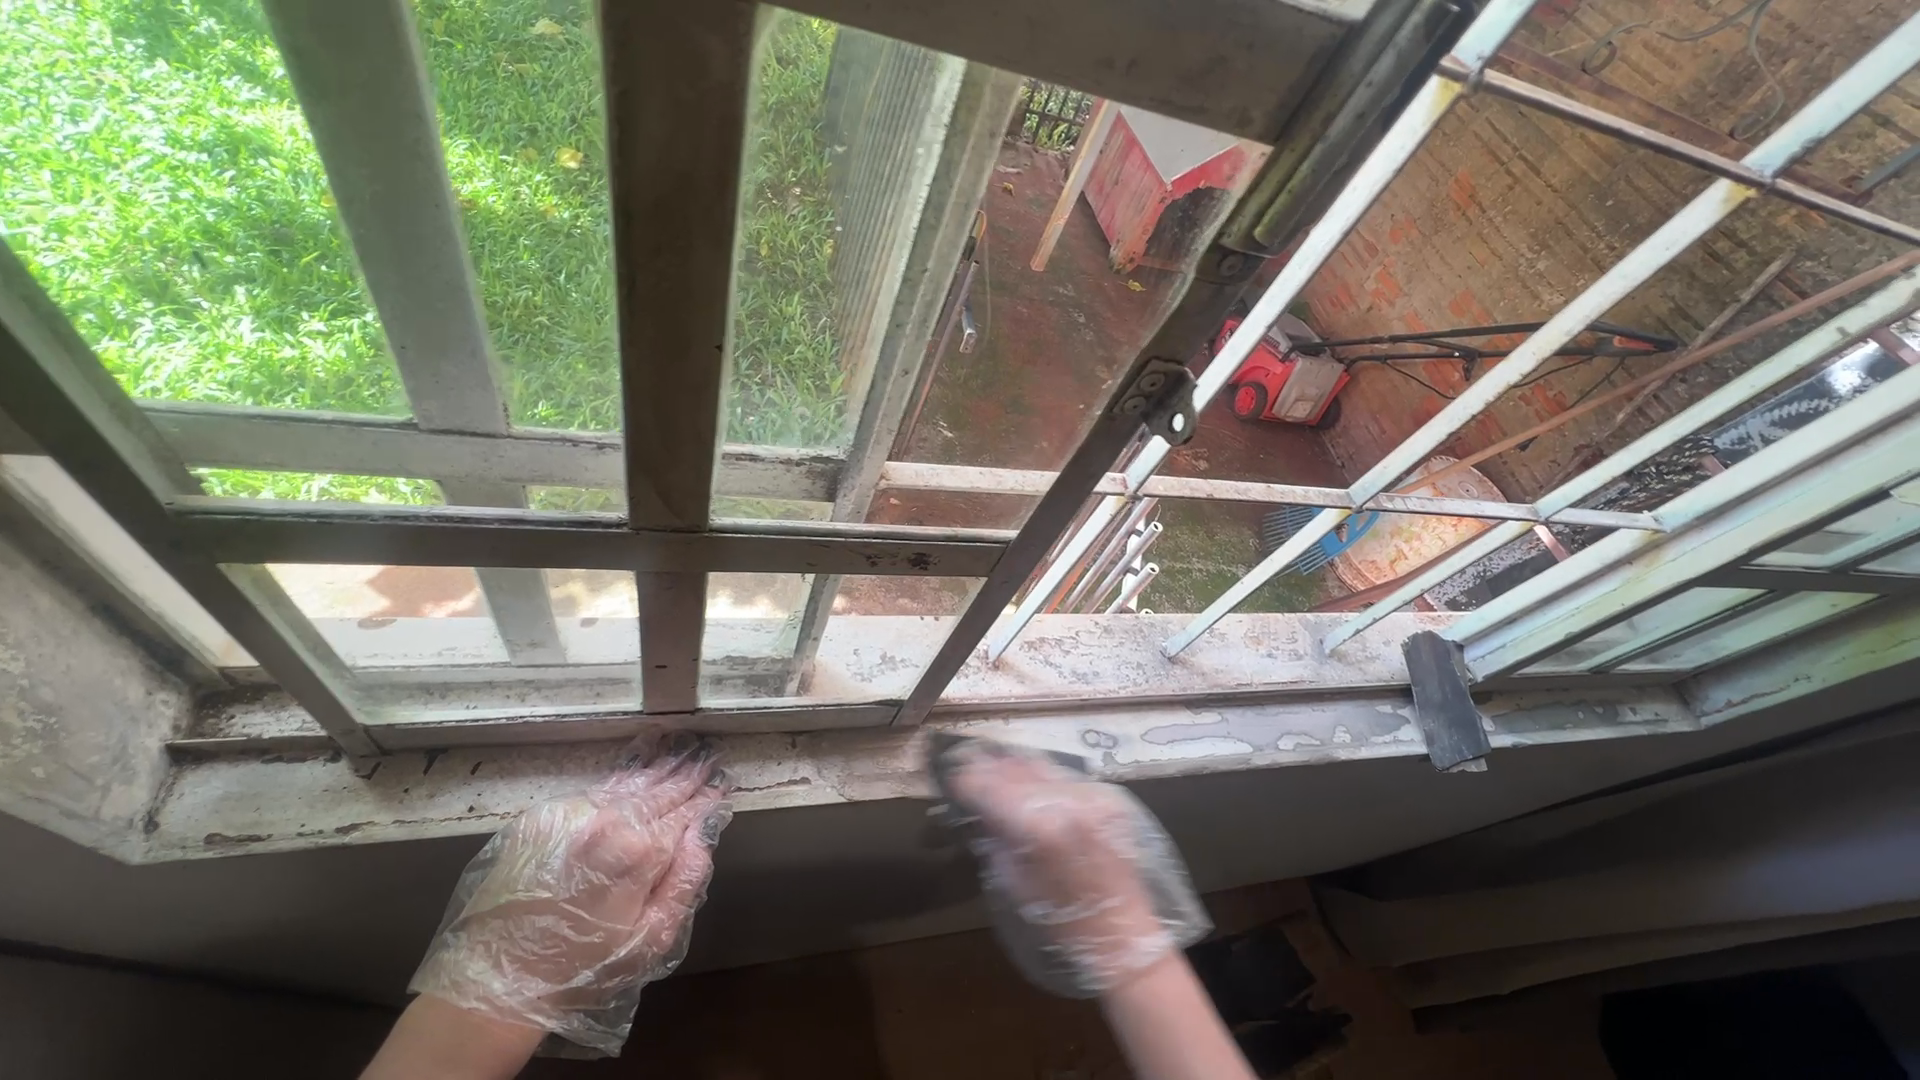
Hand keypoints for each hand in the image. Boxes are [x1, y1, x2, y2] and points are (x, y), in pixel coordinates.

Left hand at [408, 732, 731, 1055]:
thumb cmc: (586, 967)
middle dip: (686, 774)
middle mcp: (608, 822)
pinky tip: (636, 766)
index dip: (707, 799)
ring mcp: (573, 815)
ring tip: (678, 747)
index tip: (723, 783)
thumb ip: (686, 879)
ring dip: (656, 766)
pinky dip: (619, 778)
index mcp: (640, 851)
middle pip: (659, 791)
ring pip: (626, 783)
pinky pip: (593, 790)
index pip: (686, 814)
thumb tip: (704, 831)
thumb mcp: (653, 938)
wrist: (498, 981)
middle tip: (707, 754)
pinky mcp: (543, 817)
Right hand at [945, 740, 1183, 994]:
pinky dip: (1045, 779)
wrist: (1123, 934)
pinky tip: (1033, 786)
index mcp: (1037, 827)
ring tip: (997, 766)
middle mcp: (1066, 801)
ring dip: (1017, 767)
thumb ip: (996, 839)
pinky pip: (1066, 777)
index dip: (967, 780)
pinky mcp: (1109, 797)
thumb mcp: (1013, 884)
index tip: (953, 777)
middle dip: (989, 766)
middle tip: (969, 763)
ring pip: (1042, 765)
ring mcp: (1091, 796)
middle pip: (1015, 767)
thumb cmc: (1061, 921)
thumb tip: (980, 809)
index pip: (989, 786)